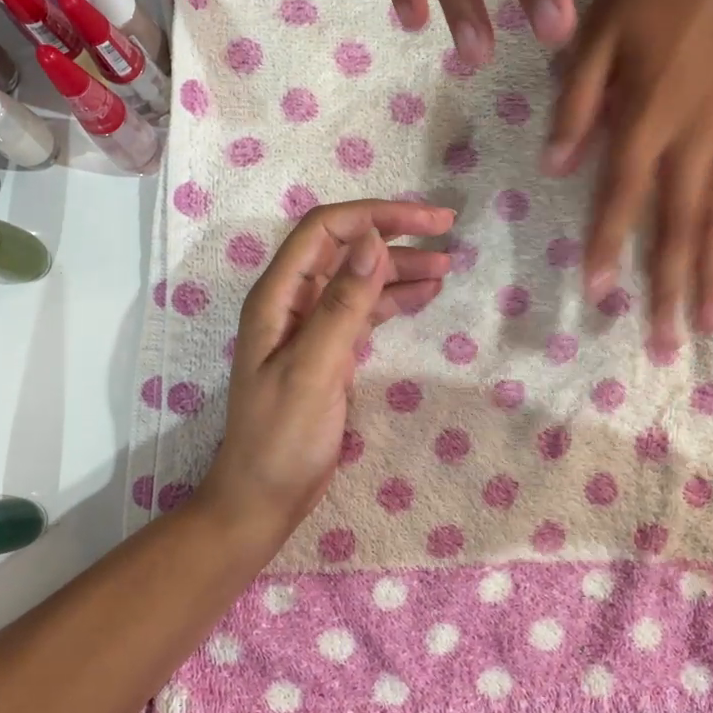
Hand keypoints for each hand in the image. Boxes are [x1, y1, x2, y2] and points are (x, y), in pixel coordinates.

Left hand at [198, 200, 454, 543]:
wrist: (264, 496)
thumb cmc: (282, 438)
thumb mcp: (314, 370)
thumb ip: (342, 305)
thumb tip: (372, 241)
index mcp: (278, 297)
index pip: (327, 231)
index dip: (377, 216)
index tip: (429, 221)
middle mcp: (292, 303)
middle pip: (345, 250)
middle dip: (395, 236)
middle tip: (448, 234)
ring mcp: (310, 329)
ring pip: (358, 281)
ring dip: (399, 269)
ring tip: (446, 268)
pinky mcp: (328, 355)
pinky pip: (363, 313)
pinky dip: (393, 301)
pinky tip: (423, 297)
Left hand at [542, 0, 712, 354]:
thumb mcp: (597, 32)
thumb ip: (576, 103)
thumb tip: (555, 167)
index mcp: (647, 116)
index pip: (622, 198)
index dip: (608, 248)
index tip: (598, 296)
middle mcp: (693, 139)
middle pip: (677, 227)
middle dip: (668, 289)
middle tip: (665, 343)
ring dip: (710, 277)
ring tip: (706, 325)